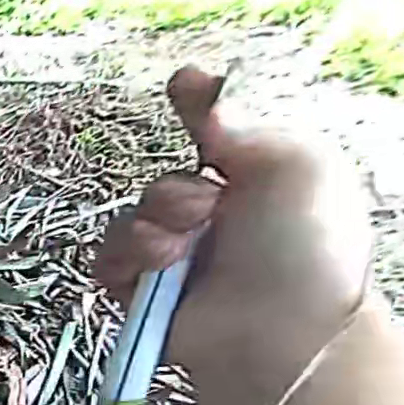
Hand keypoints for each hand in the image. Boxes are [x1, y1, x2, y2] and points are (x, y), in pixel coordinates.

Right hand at [94, 67, 373, 404]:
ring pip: (125, 225)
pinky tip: (148, 274)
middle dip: (173, 199)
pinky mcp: (135, 290)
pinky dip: (122, 263)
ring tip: (178, 257)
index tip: (181, 80)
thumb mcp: (292, 168)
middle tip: (205, 216)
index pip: (212, 139)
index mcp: (250, 184)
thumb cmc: (299, 244)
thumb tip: (195, 79)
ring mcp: (167, 257)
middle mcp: (206, 218)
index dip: (194, 110)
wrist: (269, 325)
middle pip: (158, 186)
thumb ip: (238, 129)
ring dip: (148, 235)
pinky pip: (104, 262)